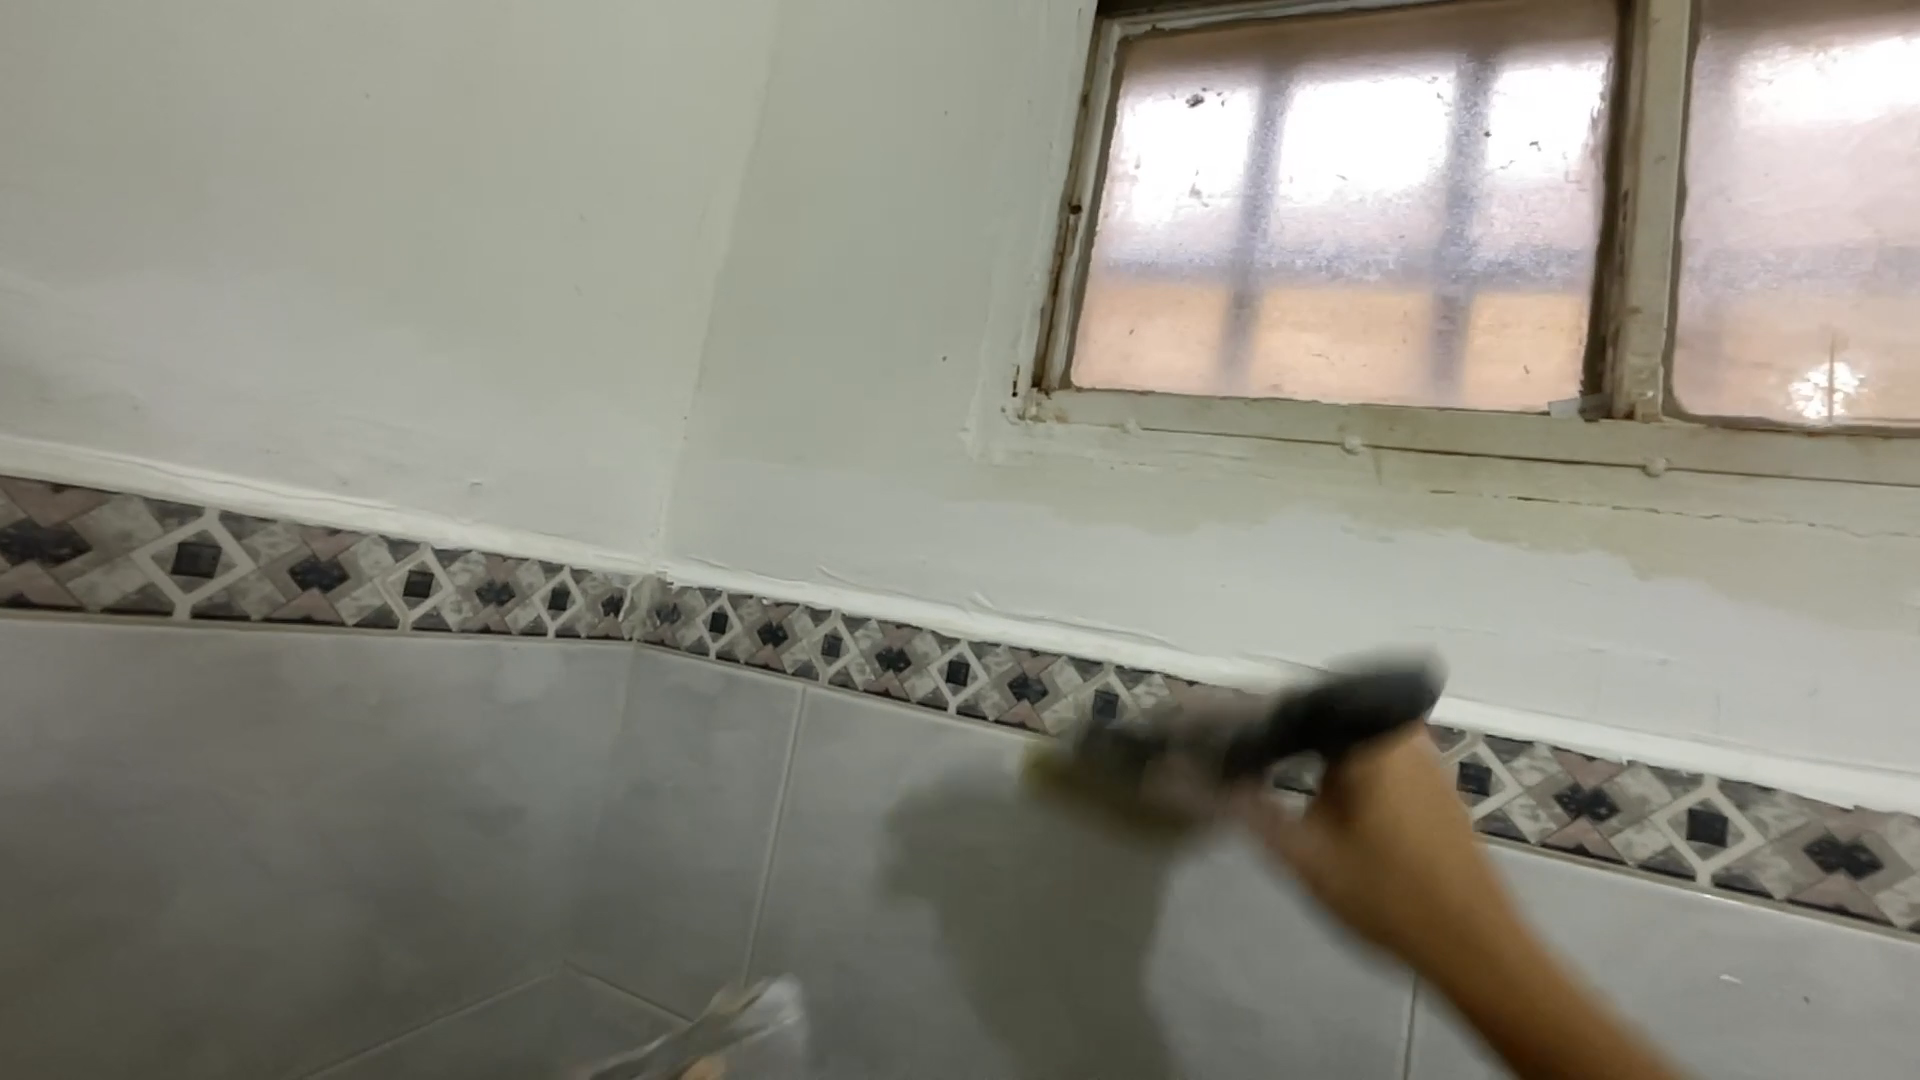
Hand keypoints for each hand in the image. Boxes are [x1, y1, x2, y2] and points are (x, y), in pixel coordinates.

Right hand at [1230, 725, 1521, 977]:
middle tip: (1262, 759)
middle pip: (1332, 717)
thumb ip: (1254, 813)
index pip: (1304, 704)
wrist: (1476, 950)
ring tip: (1290, 774)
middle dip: (1296, 733)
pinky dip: (1355, 769)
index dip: (1266, 716)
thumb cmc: (1386, 896)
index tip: (1239, 735)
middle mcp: (1401, 738)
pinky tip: (1338, 802)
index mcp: (1367, 742)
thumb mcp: (1304, 858)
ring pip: (1359, 739)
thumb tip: (1214, 781)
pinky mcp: (1441, 788)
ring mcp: (1428, 762)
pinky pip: (1385, 759)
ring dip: (1326, 752)